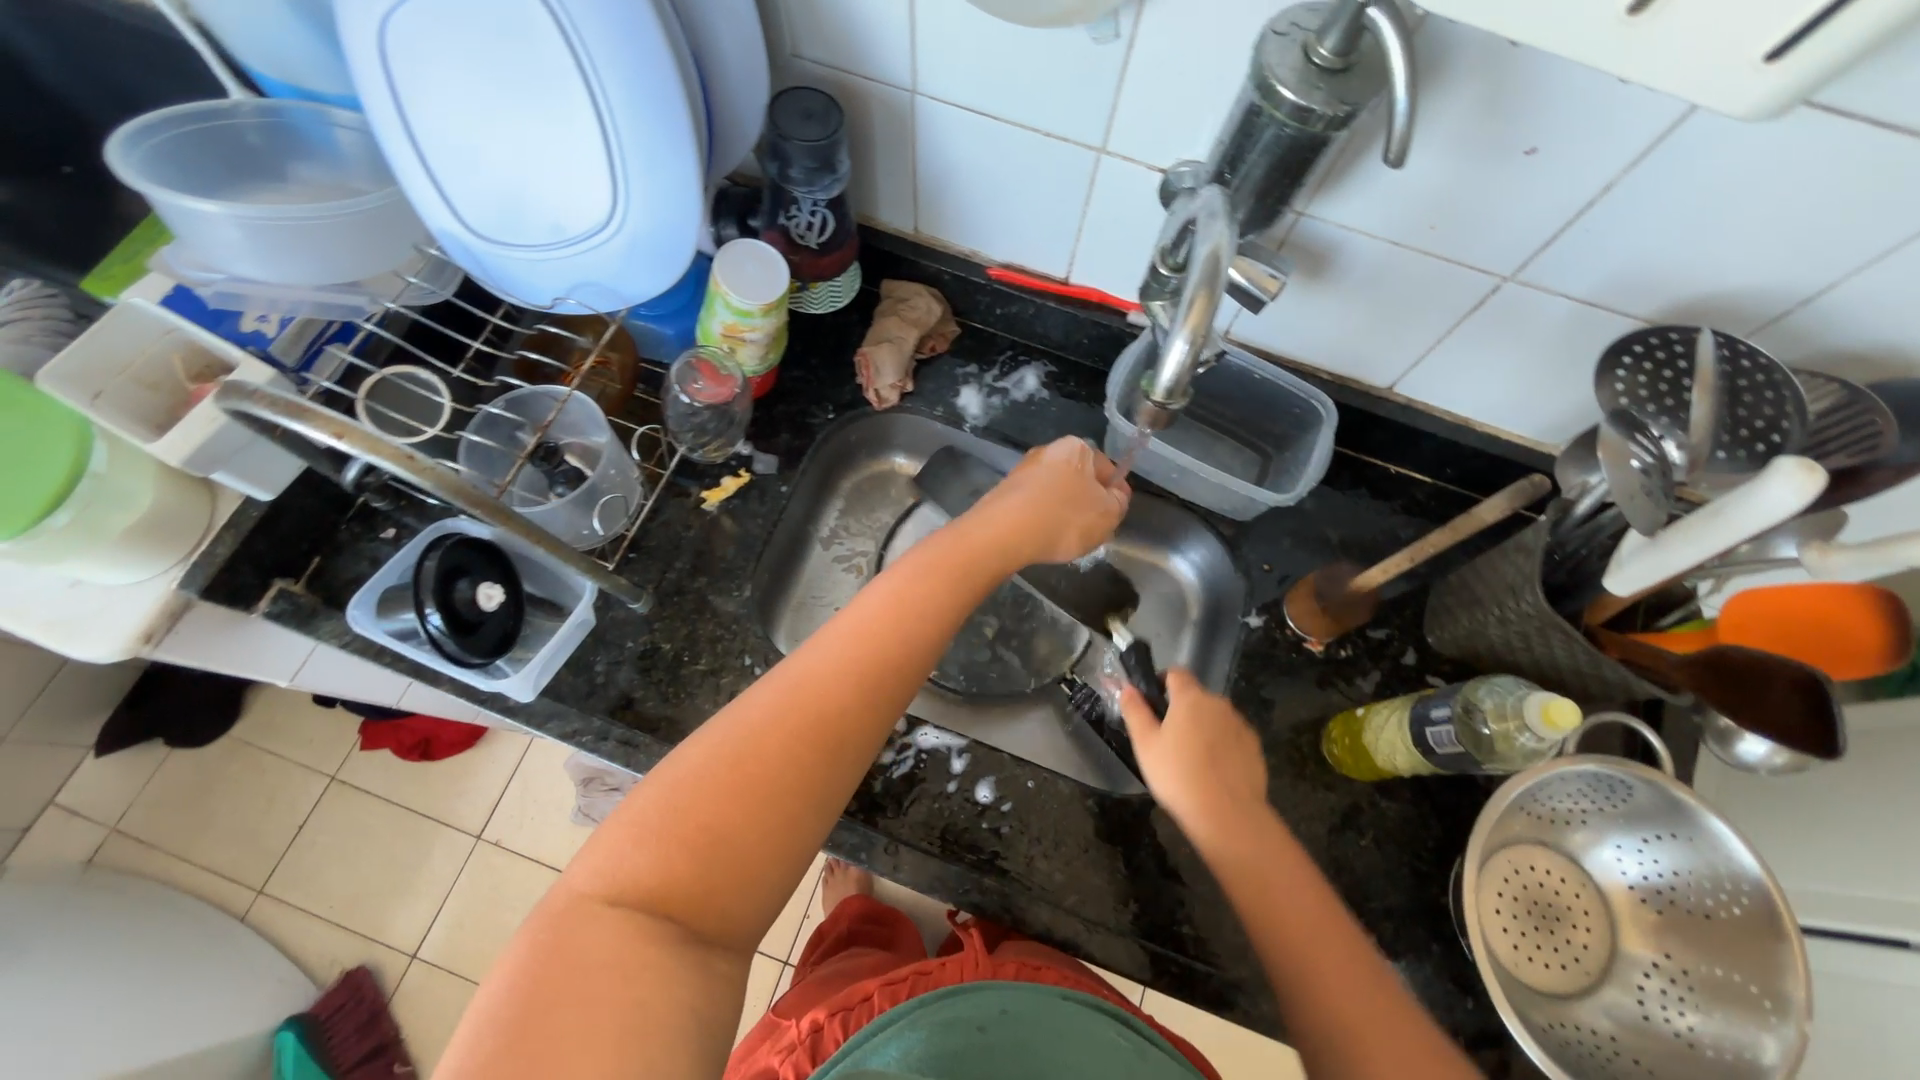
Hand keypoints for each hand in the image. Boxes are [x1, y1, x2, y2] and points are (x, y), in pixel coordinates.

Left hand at [962, 437, 1129, 567]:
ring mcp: (1022, 471)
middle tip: (1095, 528)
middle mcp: (1047, 451)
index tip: (1118, 513)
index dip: (1117, 492)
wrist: (1004, 533)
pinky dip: (1043, 519)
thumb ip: (1118, 503)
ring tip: (1068, 537)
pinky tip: (1044, 538)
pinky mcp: (1004, 492)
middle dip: (1088, 501)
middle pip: (1078, 479)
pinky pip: (1034, 506)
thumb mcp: (1108, 514)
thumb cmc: (1064, 518)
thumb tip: (1114, 496)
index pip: (1107, 468)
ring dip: (1064, 511)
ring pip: (1055, 493)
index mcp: (1076, 447)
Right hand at [1119, 670, 1269, 844]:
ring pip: (1215, 718)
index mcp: (1191, 698)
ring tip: (1191, 760)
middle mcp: (1219, 704)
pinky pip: (1231, 738)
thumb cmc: (1178, 775)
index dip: (1162, 681)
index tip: (1152, 702)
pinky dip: (1221, 747)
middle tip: (1167, 739)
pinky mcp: (1255, 747)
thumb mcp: (1145, 744)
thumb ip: (1135, 711)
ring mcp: (1240, 725)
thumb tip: (1127, 687)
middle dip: (1182, 710)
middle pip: (1197, 697)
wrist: (1227, 814)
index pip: (1176, 673)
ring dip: (1203, 728)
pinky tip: (1213, 772)